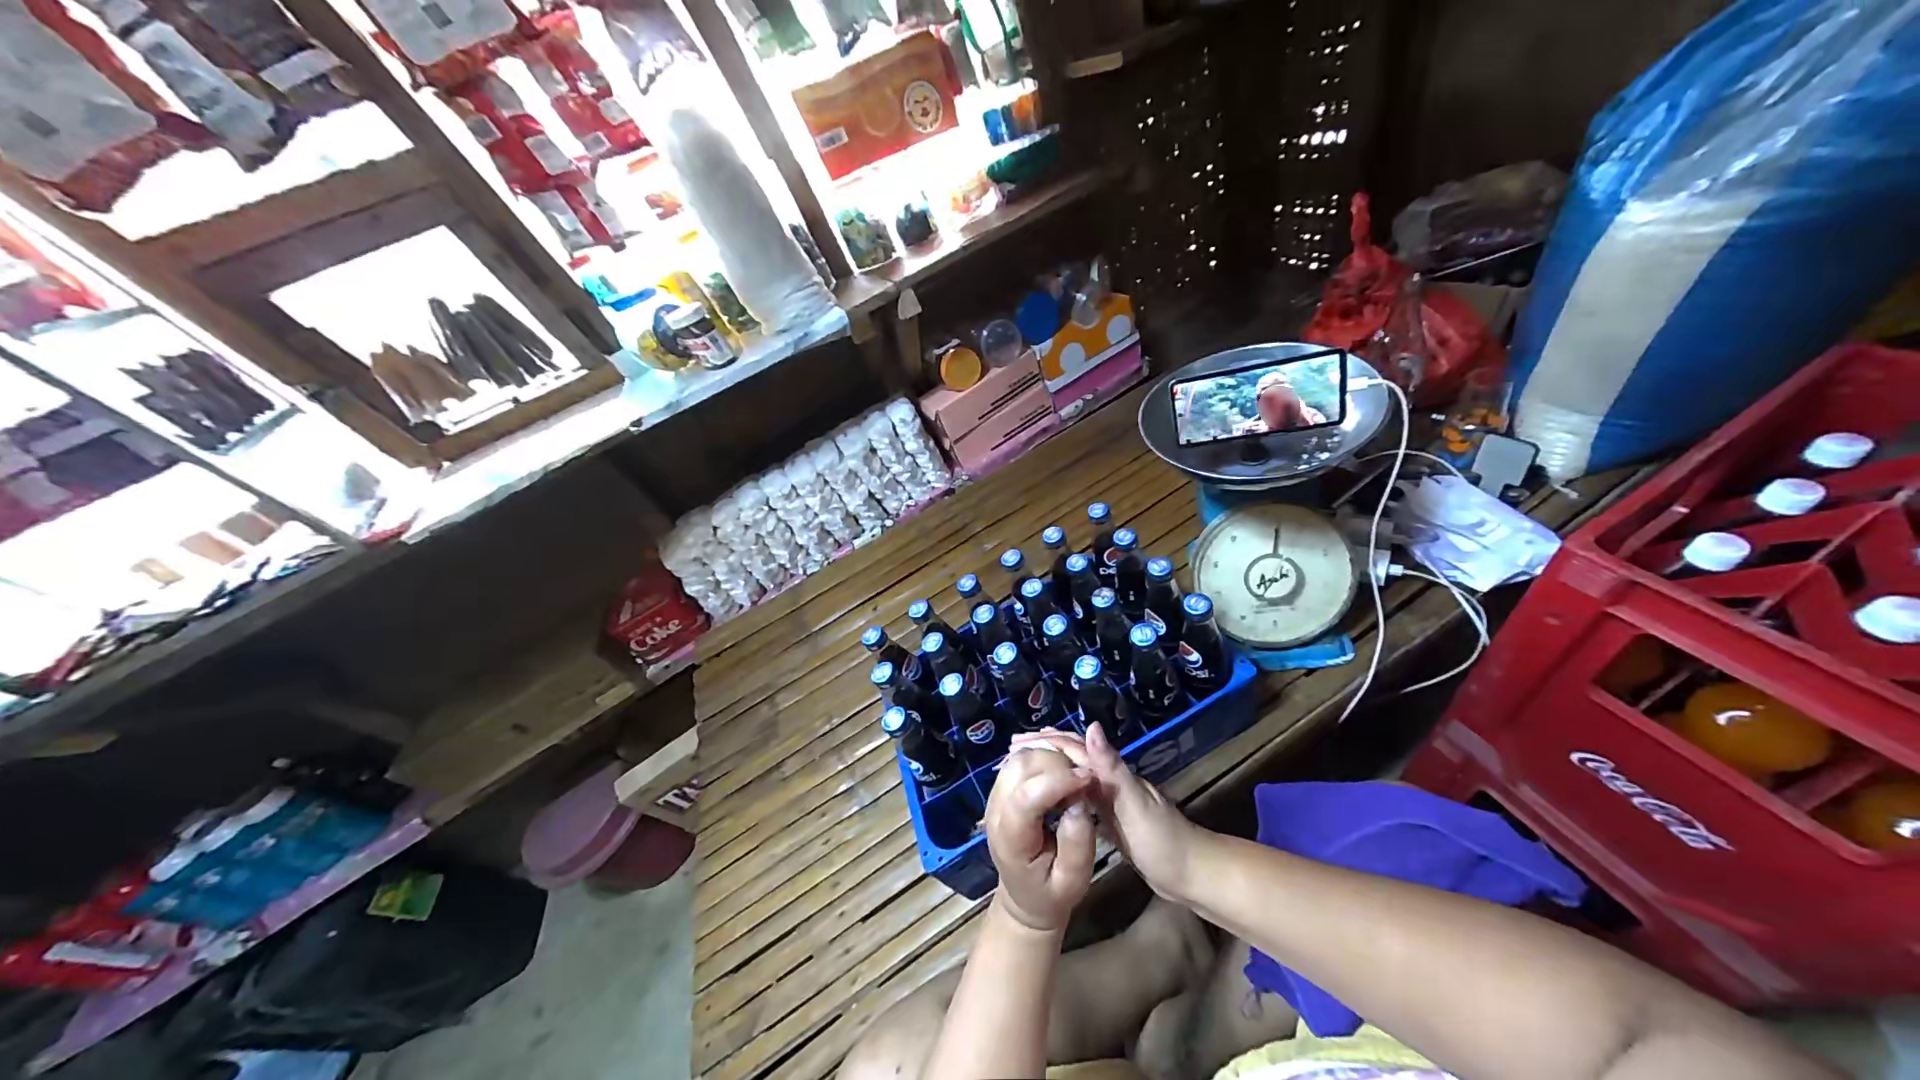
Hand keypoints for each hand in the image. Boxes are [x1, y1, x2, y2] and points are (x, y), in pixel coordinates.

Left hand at [984, 746, 1095, 932]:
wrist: (1025, 895)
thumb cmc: (1051, 891)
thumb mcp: (1074, 882)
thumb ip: (1078, 845)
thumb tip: (1080, 803)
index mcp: (1011, 838)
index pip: (1026, 796)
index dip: (1059, 781)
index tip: (1089, 778)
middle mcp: (997, 808)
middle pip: (1023, 767)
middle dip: (1059, 765)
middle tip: (1086, 780)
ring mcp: (996, 793)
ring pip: (1021, 756)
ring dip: (1052, 757)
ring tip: (1075, 778)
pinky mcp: (1003, 785)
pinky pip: (1021, 758)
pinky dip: (1045, 755)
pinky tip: (1063, 773)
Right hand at [1009, 723, 1201, 902]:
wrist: (1191, 875)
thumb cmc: (1162, 840)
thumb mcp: (1134, 802)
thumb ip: (1111, 766)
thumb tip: (1091, 725)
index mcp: (1113, 773)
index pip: (1074, 748)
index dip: (1045, 741)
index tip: (1015, 741)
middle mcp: (1111, 781)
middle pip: (1073, 757)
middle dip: (1044, 749)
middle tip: (1012, 751)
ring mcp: (1113, 800)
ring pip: (1075, 776)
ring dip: (1051, 768)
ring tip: (1026, 768)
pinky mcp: (1113, 820)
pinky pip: (1082, 798)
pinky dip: (1064, 791)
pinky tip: (1053, 798)